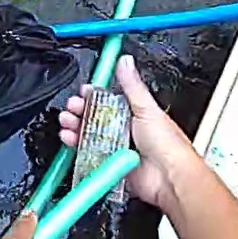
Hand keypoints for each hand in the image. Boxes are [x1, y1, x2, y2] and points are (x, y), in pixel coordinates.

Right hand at [58, 55, 199, 211]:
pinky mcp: (111, 165)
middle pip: (95, 117)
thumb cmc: (167, 144)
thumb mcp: (146, 108)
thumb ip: (132, 85)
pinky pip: (90, 154)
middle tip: (72, 108)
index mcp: (135, 113)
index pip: (108, 99)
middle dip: (80, 111)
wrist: (170, 178)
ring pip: (90, 135)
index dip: (93, 95)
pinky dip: (78, 147)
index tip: (82, 92)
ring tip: (67, 123)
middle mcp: (125, 130)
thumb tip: (125, 61)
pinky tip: (71, 140)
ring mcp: (117, 148)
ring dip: (75, 127)